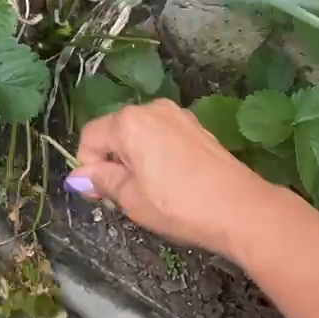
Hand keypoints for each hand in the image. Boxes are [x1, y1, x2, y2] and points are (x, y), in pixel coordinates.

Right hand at [67, 99, 281, 259]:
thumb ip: (102, 181)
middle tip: (122, 198)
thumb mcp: (132, 199)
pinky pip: (162, 136)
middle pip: (115, 132)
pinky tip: (171, 181)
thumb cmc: (179, 206)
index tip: (98, 196)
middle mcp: (150, 108)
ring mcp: (176, 114)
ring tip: (150, 192)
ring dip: (135, 158)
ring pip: (140, 134)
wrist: (240, 208)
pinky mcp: (195, 126)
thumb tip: (77, 177)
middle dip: (112, 162)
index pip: (91, 137)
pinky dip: (157, 154)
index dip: (88, 168)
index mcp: (129, 122)